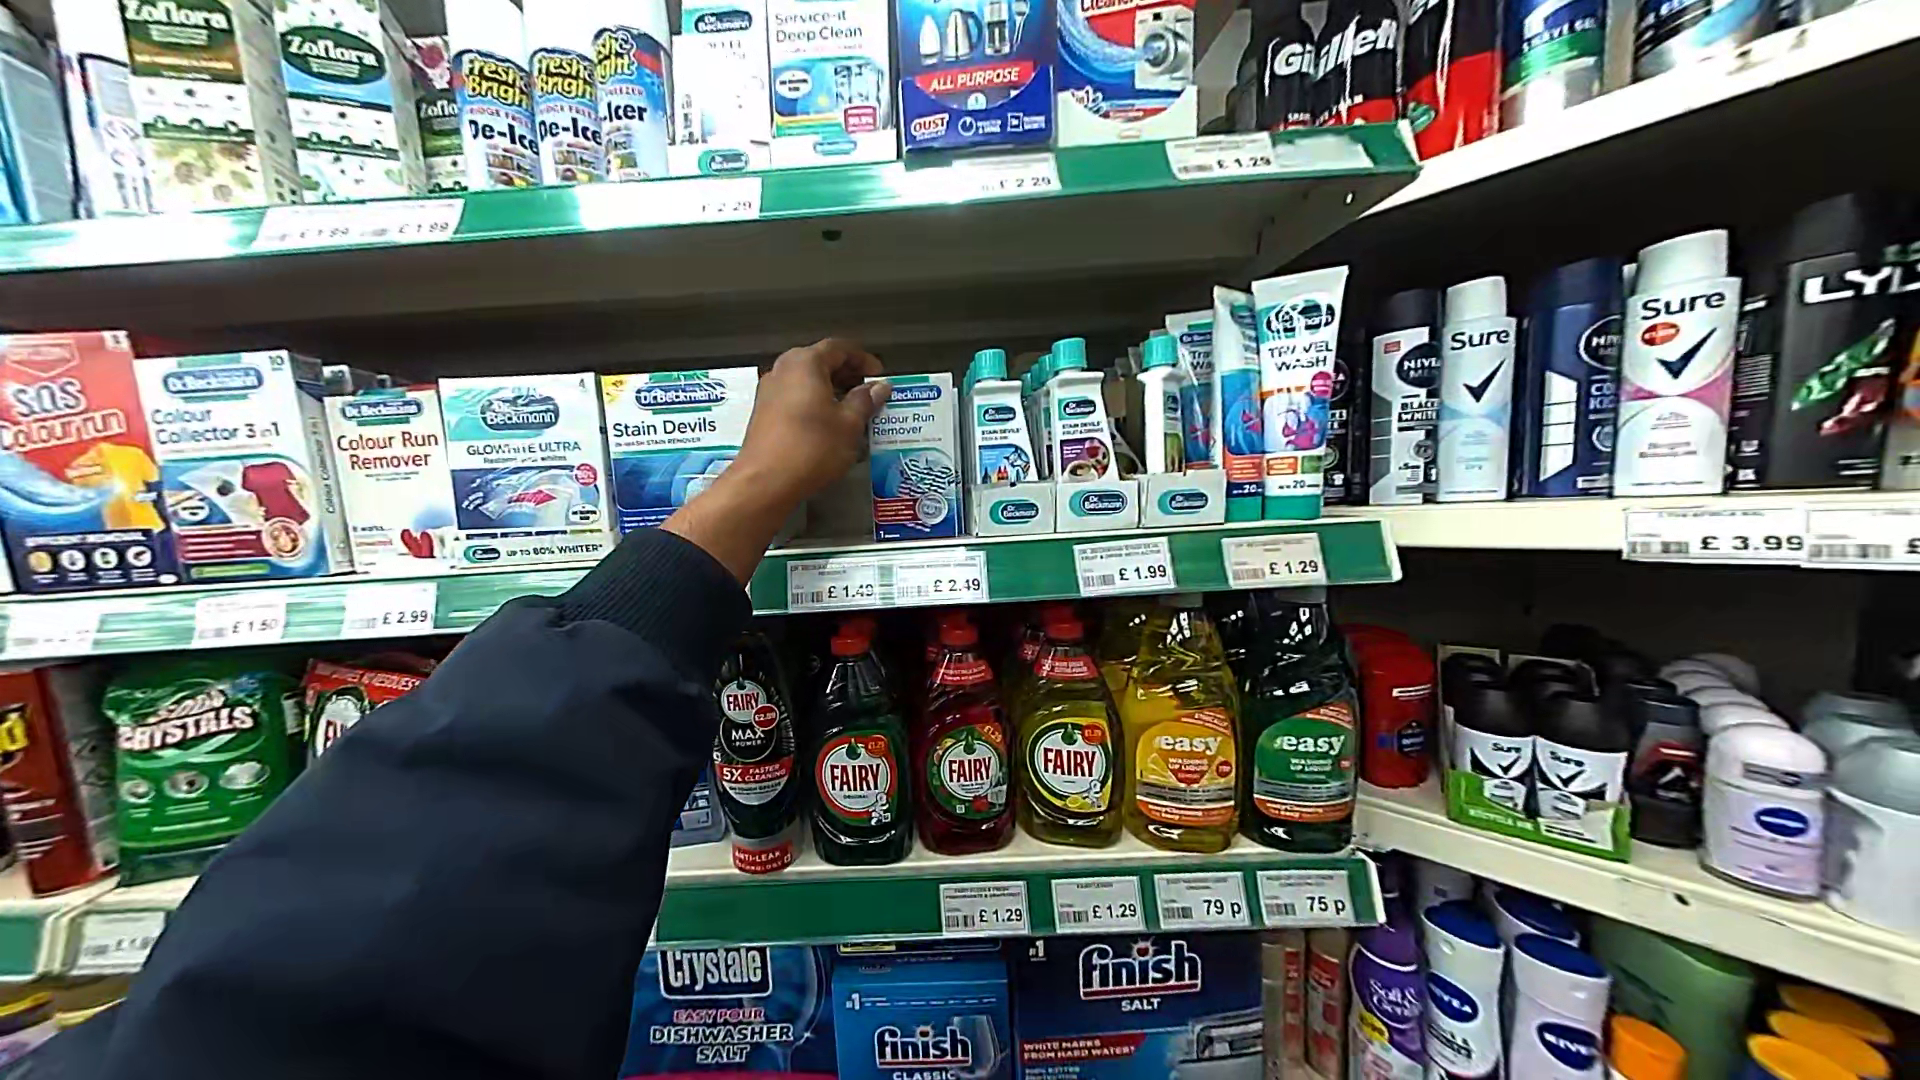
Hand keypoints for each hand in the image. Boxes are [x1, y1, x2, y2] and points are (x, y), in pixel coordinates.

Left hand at [663, 339, 887, 583]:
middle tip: (869, 393)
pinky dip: (815, 403)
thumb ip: (865, 400)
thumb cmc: (812, 448)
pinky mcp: (764, 413)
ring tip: (853, 411)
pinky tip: (829, 424)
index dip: (863, 359)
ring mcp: (770, 390)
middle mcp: (784, 369)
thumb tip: (879, 386)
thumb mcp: (849, 424)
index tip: (879, 377)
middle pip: (820, 360)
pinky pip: (795, 397)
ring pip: (807, 380)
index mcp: (805, 363)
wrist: (766, 481)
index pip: (839, 347)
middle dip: (847, 374)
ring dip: (831, 389)